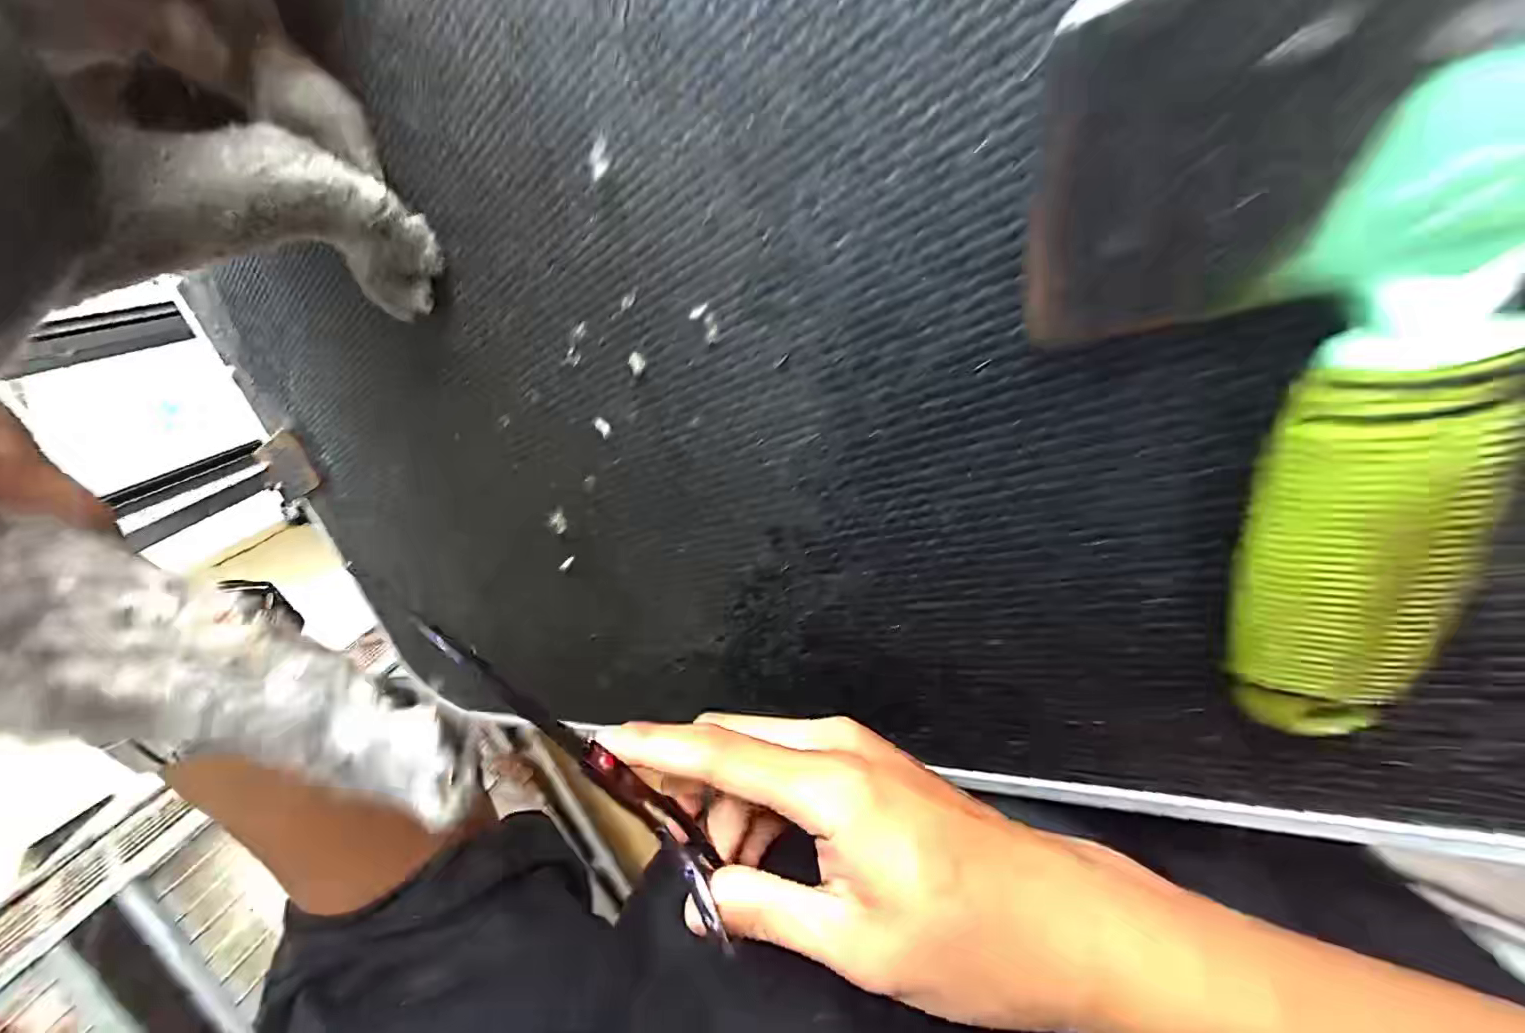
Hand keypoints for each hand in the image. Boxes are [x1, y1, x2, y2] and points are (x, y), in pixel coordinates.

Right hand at [598, 714, 1174, 1031]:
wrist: (1076, 926)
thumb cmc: (978, 938)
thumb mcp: (857, 942)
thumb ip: (764, 908)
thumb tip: (706, 897)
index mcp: (829, 784)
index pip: (714, 751)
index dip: (651, 746)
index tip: (606, 738)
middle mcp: (834, 747)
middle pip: (726, 740)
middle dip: (687, 783)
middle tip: (673, 842)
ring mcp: (853, 749)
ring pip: (753, 753)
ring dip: (726, 800)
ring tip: (727, 867)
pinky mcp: (864, 763)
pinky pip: (785, 764)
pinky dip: (759, 800)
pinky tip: (766, 854)